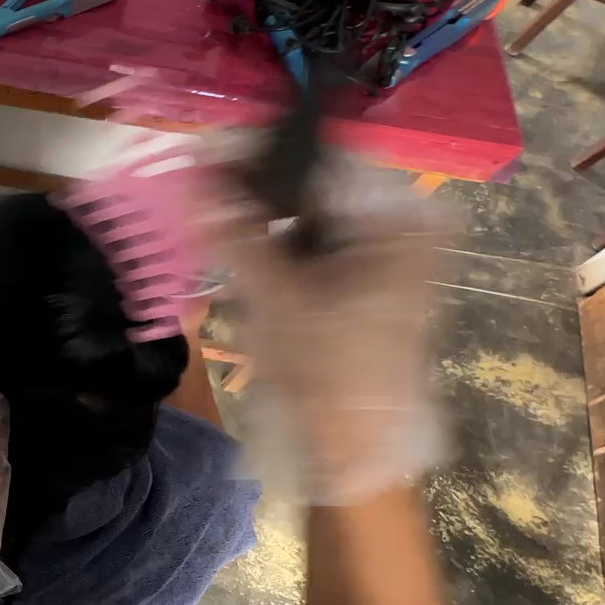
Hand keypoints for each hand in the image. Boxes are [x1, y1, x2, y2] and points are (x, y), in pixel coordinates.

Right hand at [200, 141, 451, 502]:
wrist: (354, 446)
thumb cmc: (324, 372)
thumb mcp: (272, 295)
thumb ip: (233, 227)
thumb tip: (195, 163)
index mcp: (401, 218)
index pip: (317, 160)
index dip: (255, 159)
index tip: (201, 162)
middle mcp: (408, 223)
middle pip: (315, 188)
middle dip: (256, 196)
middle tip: (205, 206)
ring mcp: (395, 251)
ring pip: (312, 216)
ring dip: (265, 225)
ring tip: (222, 236)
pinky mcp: (376, 276)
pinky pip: (320, 242)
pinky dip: (284, 248)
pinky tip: (255, 265)